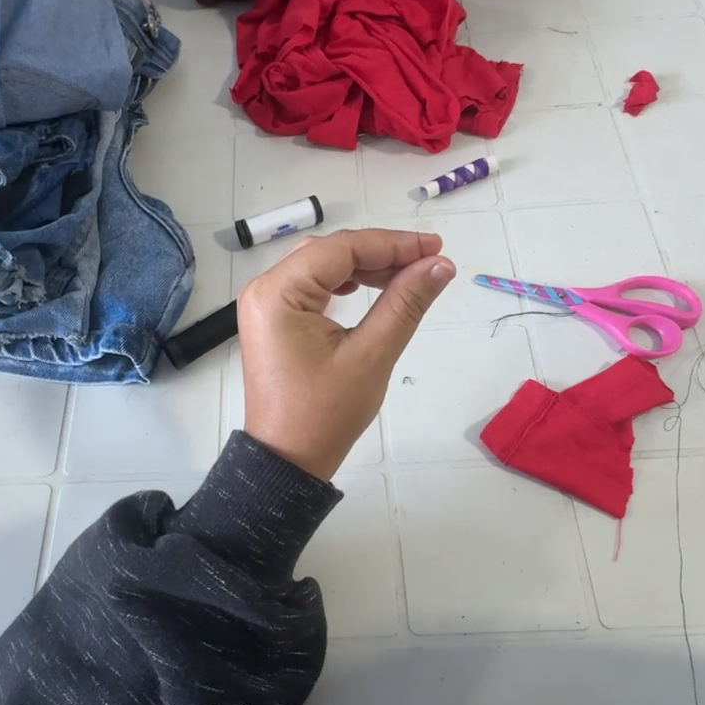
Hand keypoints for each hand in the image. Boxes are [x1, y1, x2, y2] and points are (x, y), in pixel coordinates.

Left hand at [238, 228, 455, 480]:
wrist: (288, 460)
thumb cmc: (325, 414)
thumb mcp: (371, 355)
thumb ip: (405, 303)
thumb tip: (440, 265)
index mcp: (277, 293)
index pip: (341, 249)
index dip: (393, 244)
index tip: (436, 248)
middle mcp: (263, 290)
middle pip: (330, 252)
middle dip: (381, 253)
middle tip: (428, 263)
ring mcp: (265, 305)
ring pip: (322, 267)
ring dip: (365, 267)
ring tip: (408, 276)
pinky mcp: (273, 321)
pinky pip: (312, 287)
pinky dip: (344, 283)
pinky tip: (372, 288)